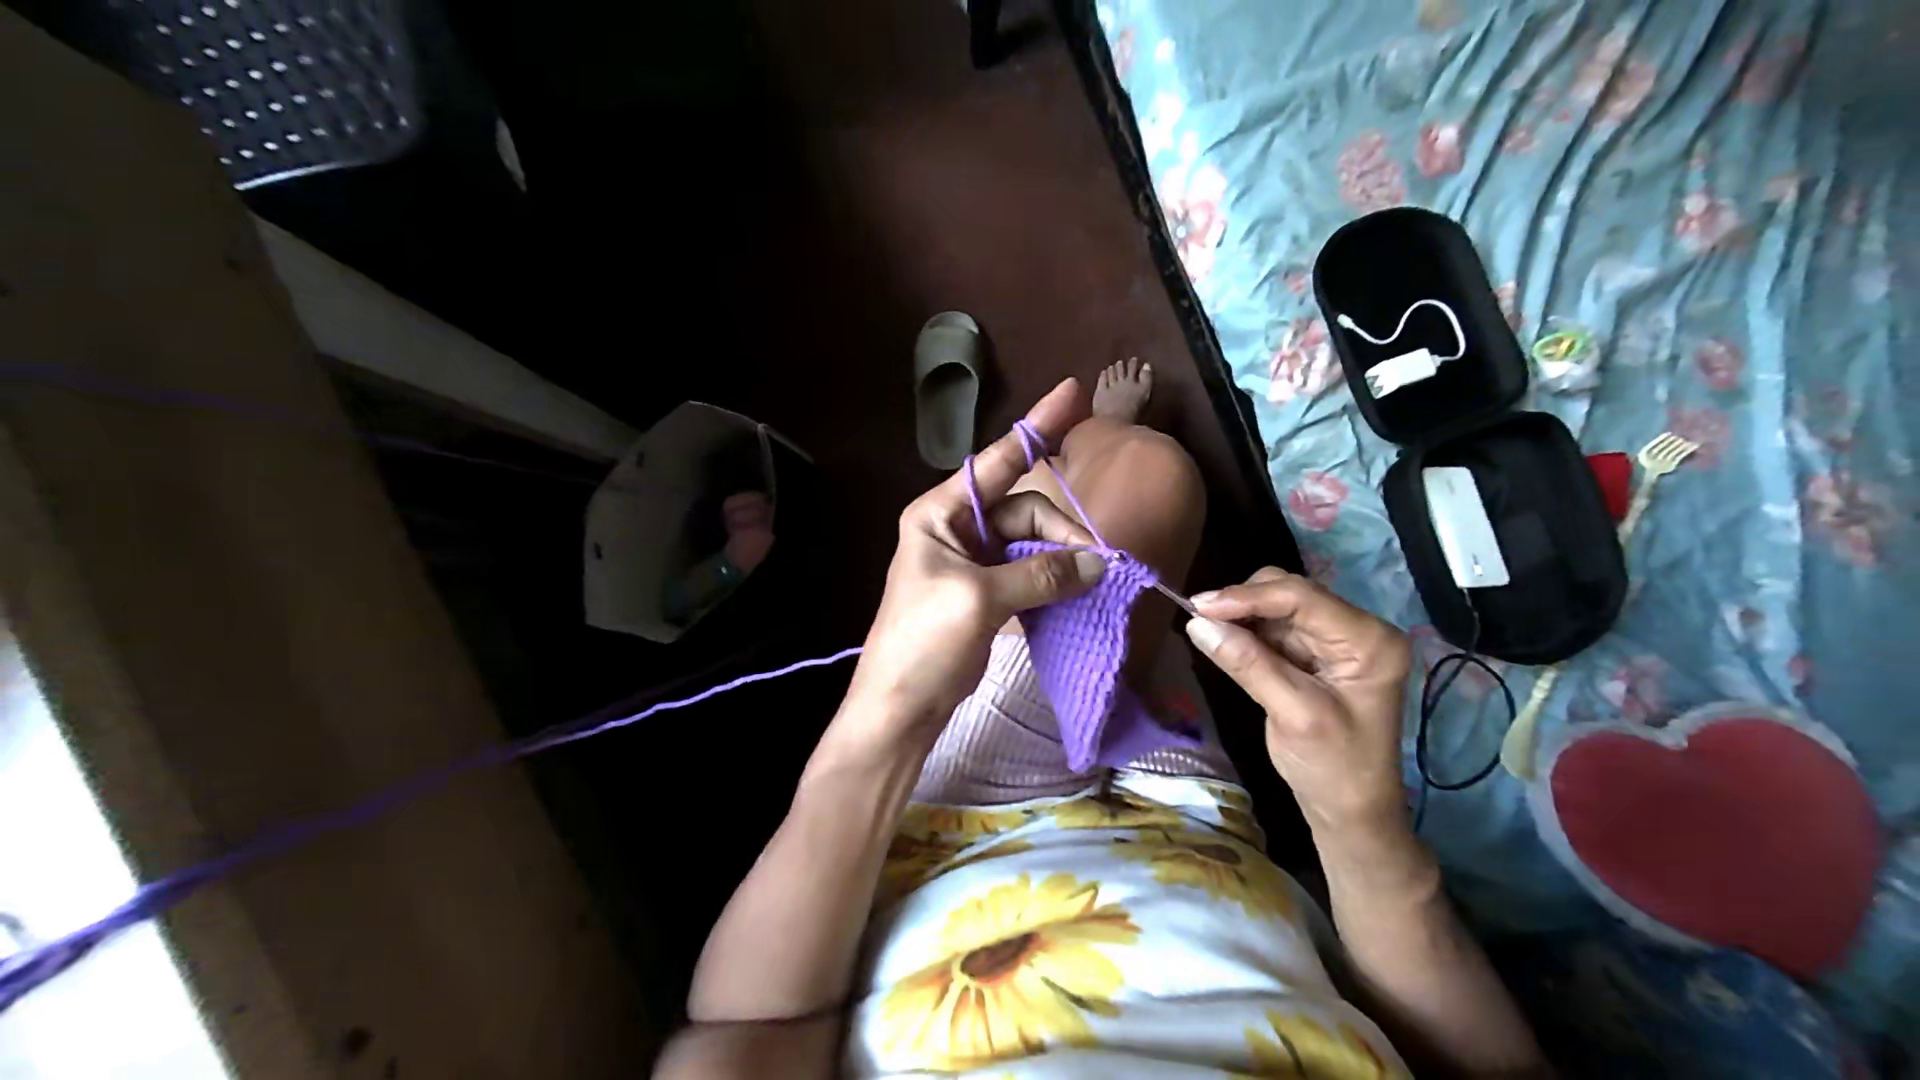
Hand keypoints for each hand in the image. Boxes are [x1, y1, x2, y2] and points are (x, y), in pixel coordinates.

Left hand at [841, 379, 1105, 747]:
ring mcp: (973, 560)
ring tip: (1094, 580)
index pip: (998, 462)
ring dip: (1063, 558)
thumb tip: (1099, 562)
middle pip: (1026, 510)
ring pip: (1032, 543)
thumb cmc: (924, 642)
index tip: (1074, 393)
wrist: (901, 705)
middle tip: (1098, 565)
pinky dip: (1054, 579)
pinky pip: (1031, 572)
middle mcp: (957, 527)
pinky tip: (1076, 591)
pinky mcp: (988, 591)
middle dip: (1063, 533)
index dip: (1037, 427)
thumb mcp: (979, 600)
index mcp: (941, 513)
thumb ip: (1041, 575)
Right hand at [1184, 567, 1412, 833]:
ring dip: (1239, 615)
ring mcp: (1333, 640)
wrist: (1351, 811)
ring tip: (1205, 629)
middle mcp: (1355, 629)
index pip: (1301, 597)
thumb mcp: (1293, 714)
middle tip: (1198, 619)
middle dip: (1242, 602)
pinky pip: (1270, 627)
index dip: (1246, 597)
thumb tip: (1197, 623)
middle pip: (1288, 591)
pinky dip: (1243, 630)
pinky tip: (1222, 640)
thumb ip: (1248, 664)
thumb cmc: (1334, 767)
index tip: (1197, 606)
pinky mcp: (1311, 652)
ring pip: (1274, 605)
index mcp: (1369, 640)